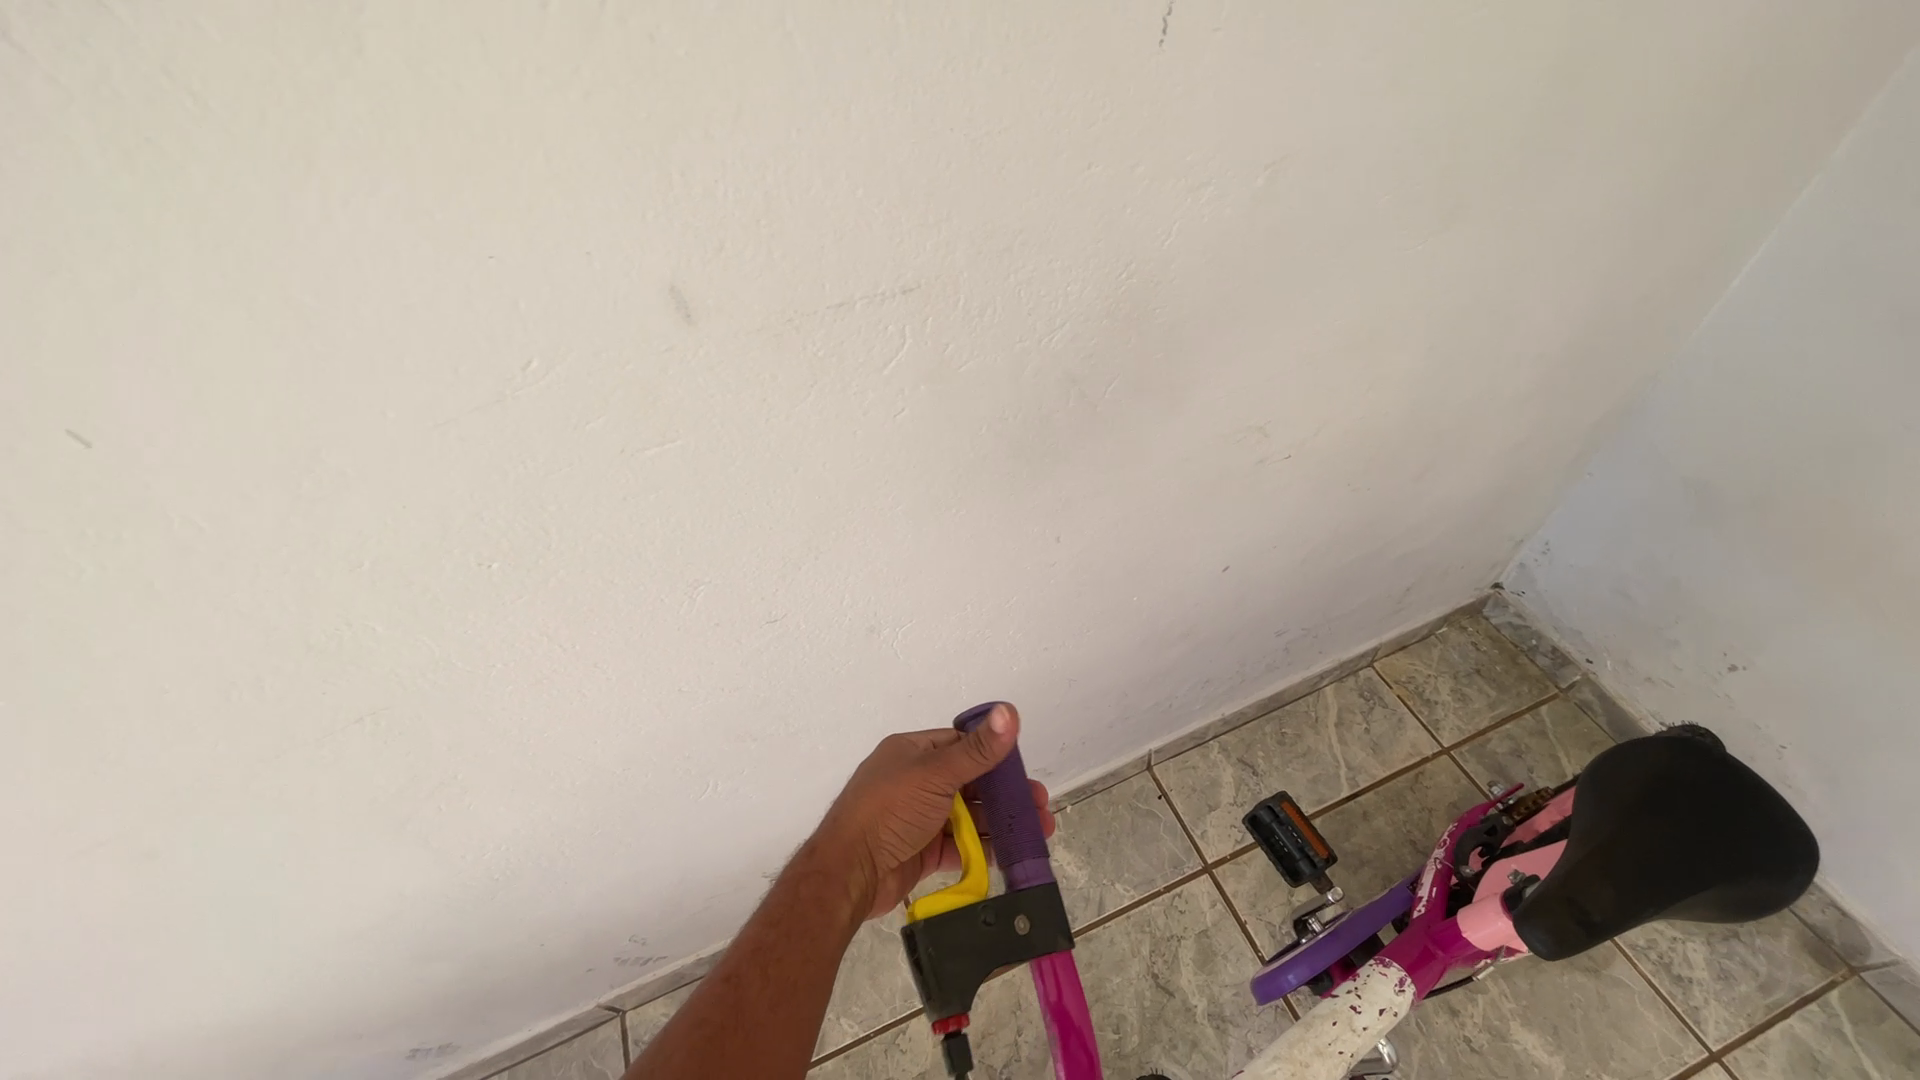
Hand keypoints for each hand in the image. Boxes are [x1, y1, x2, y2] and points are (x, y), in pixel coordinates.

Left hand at [816, 703, 1055, 919]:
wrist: (849, 872)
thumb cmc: (889, 811)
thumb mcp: (936, 774)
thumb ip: (977, 750)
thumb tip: (1009, 710)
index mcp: (913, 752)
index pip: (961, 746)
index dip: (994, 756)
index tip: (1024, 771)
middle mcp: (915, 781)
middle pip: (970, 783)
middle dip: (1005, 795)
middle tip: (1040, 808)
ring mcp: (918, 818)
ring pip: (968, 816)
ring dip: (1000, 823)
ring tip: (1036, 833)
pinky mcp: (922, 851)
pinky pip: (959, 846)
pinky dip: (983, 849)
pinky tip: (1010, 855)